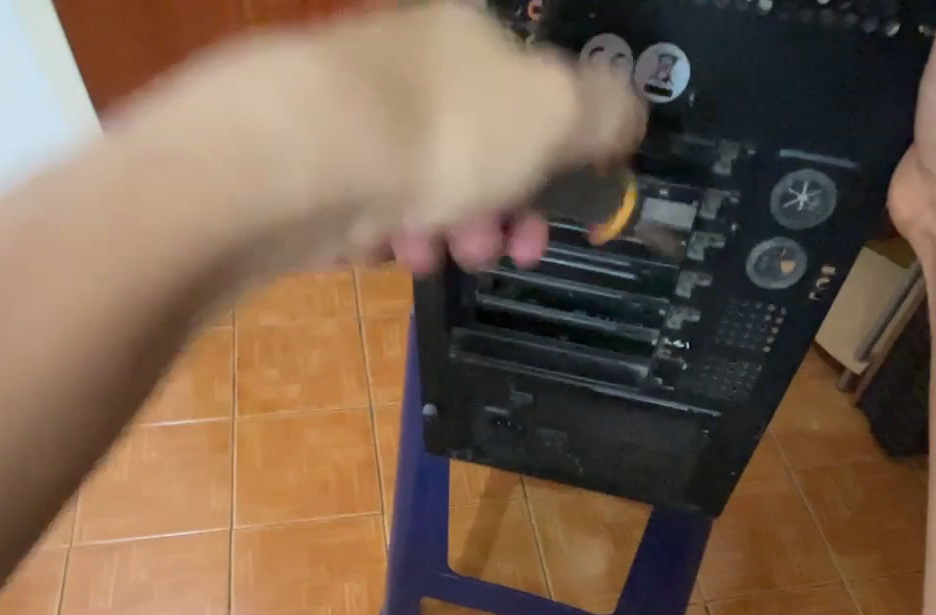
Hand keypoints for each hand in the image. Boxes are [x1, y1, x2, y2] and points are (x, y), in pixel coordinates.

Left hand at [144, 3, 644, 273]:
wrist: (307, 157)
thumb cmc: (448, 132)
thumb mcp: (556, 113)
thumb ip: (605, 112)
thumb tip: (628, 116)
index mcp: (474, 39)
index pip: (536, 102)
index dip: (563, 165)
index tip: (567, 218)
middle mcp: (416, 68)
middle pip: (485, 152)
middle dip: (508, 210)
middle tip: (510, 250)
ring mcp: (362, 116)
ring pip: (432, 187)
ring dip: (456, 230)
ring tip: (447, 254)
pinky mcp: (320, 167)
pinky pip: (380, 207)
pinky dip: (398, 234)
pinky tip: (398, 248)